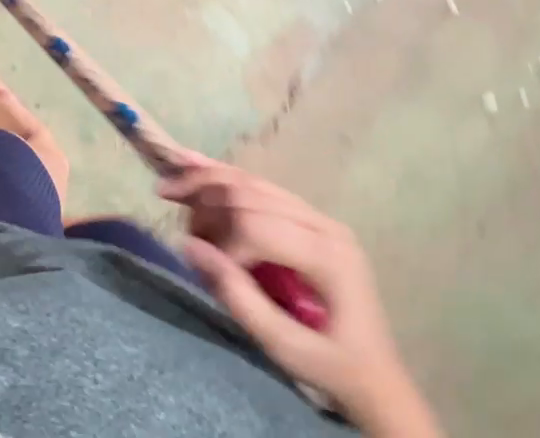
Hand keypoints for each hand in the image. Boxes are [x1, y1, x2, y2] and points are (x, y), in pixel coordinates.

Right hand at [159, 158, 441, 436]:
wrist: (375, 377)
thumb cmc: (332, 366)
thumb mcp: (285, 346)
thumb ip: (237, 296)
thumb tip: (188, 246)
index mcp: (328, 256)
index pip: (258, 227)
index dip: (221, 242)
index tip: (203, 267)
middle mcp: (325, 225)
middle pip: (252, 192)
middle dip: (204, 192)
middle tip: (163, 196)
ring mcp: (319, 219)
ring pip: (253, 183)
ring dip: (209, 179)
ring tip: (170, 183)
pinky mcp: (308, 220)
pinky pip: (260, 188)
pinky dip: (224, 177)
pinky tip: (191, 162)